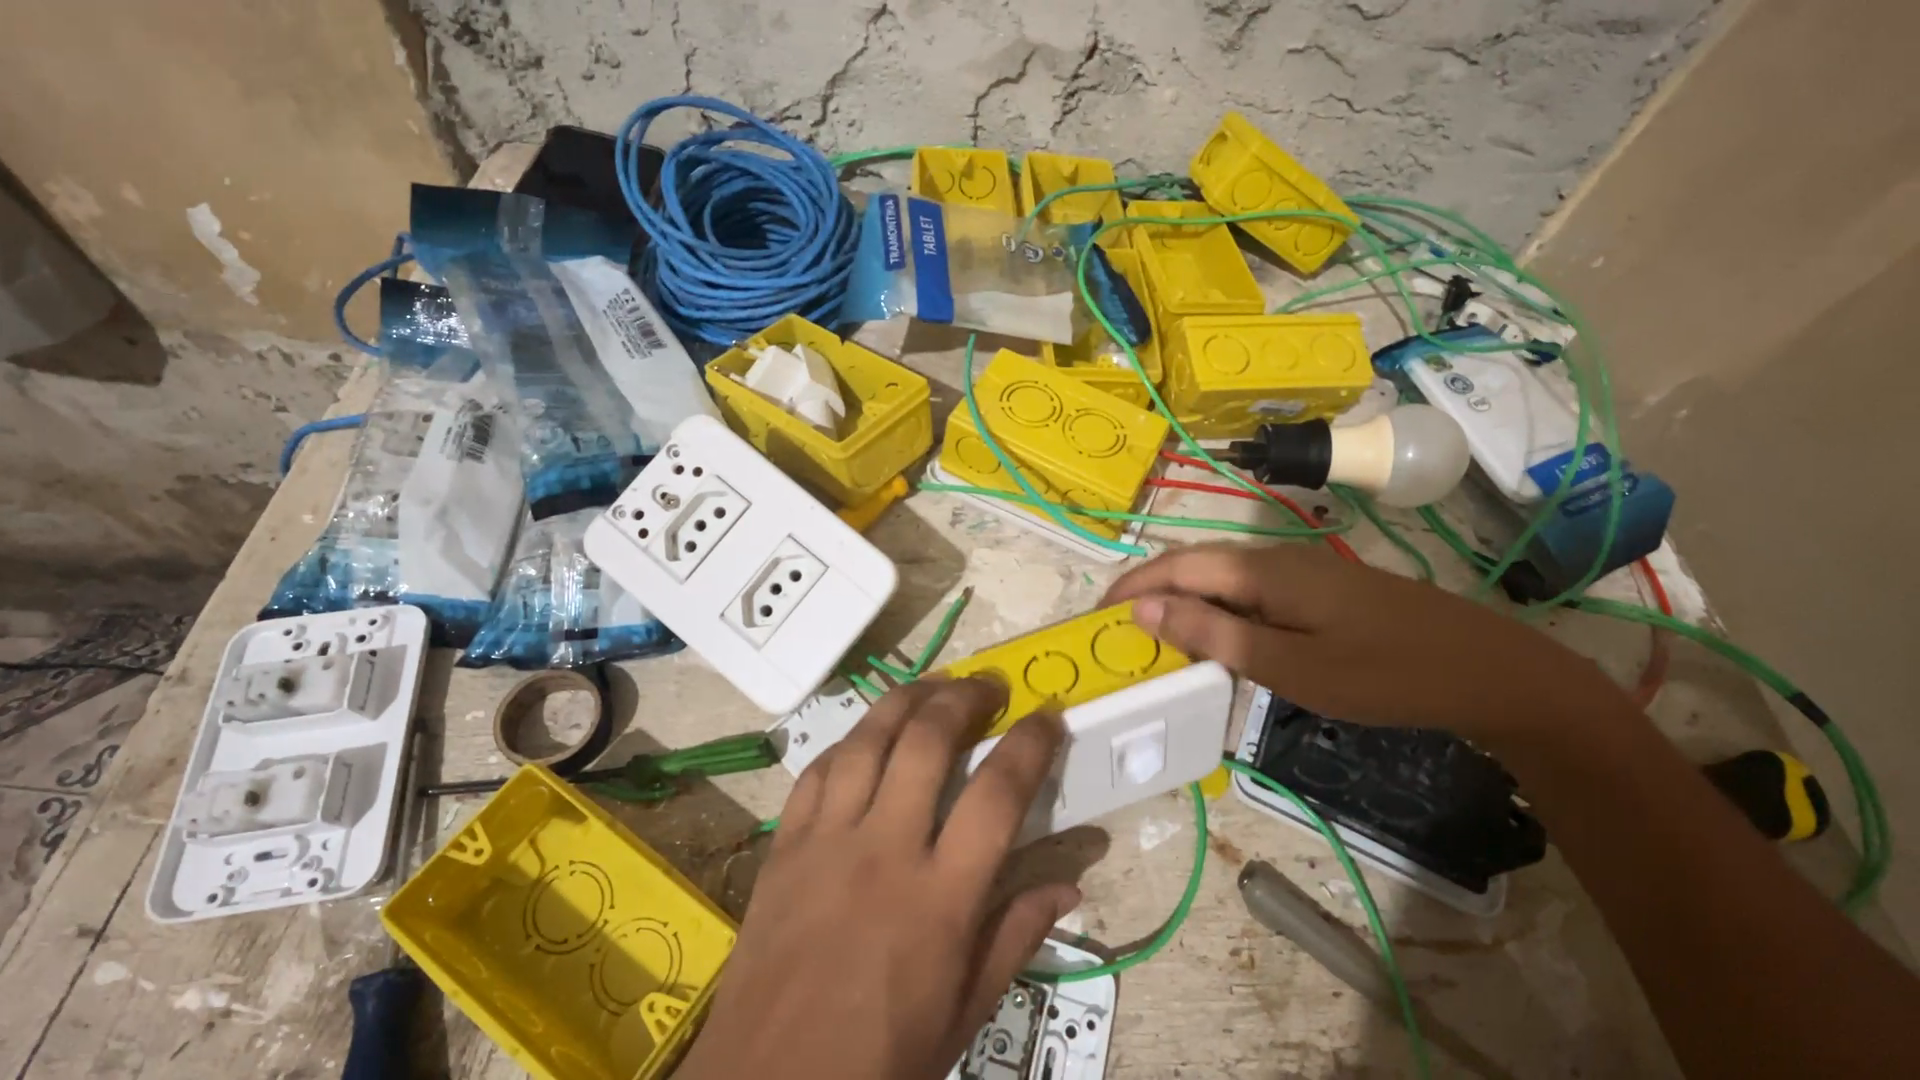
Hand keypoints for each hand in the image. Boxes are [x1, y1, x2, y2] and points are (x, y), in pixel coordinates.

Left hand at [676, 677, 1076, 1079]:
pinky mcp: (783, 847)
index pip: (997, 795)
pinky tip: (866, 739)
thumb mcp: (966, 1011)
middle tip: (989, 688)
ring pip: (866, 740)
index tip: (1047, 717)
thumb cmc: (882, 1059)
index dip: (1029, 744)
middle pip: (926, 743)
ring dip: (905, 701)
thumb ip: (1016, 936)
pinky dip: (848, 743)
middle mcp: (884, 851)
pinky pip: (817, 772)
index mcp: (941, 899)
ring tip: (934, 689)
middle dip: (964, 700)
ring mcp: (825, 842)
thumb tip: (1069, 884)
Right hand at [1103, 542, 1626, 738]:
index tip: (1093, 619)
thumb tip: (1145, 610)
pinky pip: (1249, 593)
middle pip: (1195, 566)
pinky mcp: (1319, 590)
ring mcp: (1301, 571)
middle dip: (1150, 595)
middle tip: (1116, 636)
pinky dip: (1218, 614)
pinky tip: (1216, 643)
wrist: (1487, 671)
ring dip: (1183, 605)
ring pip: (1222, 579)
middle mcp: (1275, 558)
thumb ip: (1216, 636)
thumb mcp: (1292, 666)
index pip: (1176, 566)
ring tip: (1154, 644)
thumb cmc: (1384, 674)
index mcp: (1263, 570)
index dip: (1131, 588)